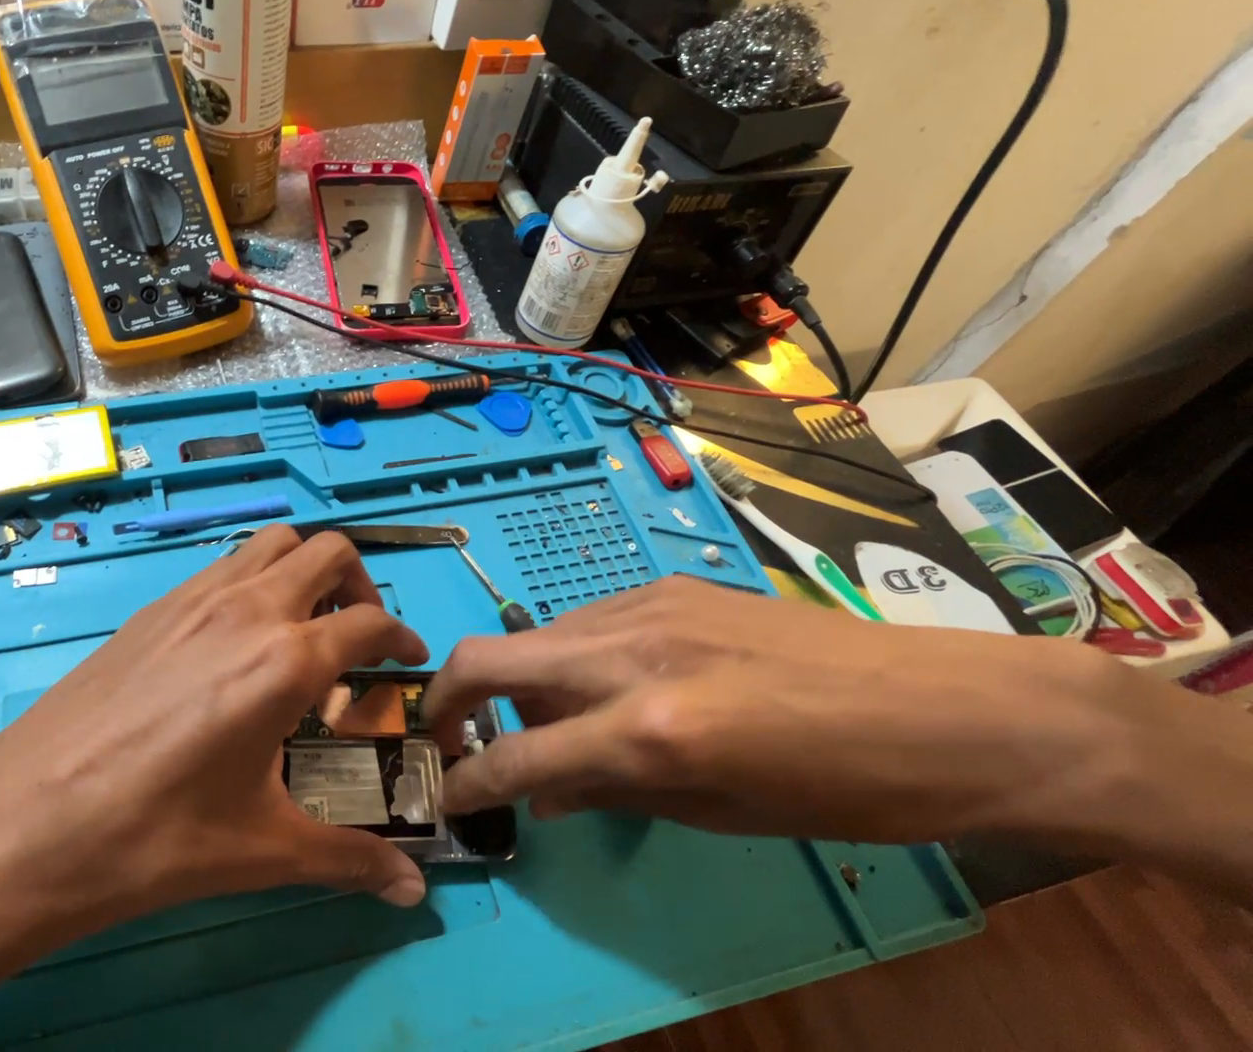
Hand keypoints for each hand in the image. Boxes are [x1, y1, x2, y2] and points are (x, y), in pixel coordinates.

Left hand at [0, 527, 431, 1051]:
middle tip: (358, 637)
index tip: (408, 662)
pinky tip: (235, 643)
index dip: (401, 639)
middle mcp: (244, 609)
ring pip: (269, 544)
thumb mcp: (260, 850)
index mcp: (285, 659)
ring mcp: (190, 599)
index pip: (369, 624)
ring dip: (302, 570)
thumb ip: (348, 861)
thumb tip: (412, 893)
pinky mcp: (149, 609)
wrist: (25, 822)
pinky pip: (220, 566)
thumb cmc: (153, 838)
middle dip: (358, 584)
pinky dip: (250, 580)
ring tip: (302, 627)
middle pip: (326, 551)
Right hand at [422, 576, 1231, 847]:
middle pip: (488, 657)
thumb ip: (614, 794)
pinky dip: (568, 657)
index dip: (467, 783)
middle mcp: (630, 654)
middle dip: (446, 700)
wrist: (954, 708)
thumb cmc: (851, 790)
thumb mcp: (723, 813)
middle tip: (449, 738)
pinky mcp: (668, 585)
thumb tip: (542, 793)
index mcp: (651, 730)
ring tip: (554, 723)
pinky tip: (608, 685)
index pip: (517, 757)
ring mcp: (646, 606)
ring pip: (533, 636)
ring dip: (516, 681)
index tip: (445, 796)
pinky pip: (583, 621)